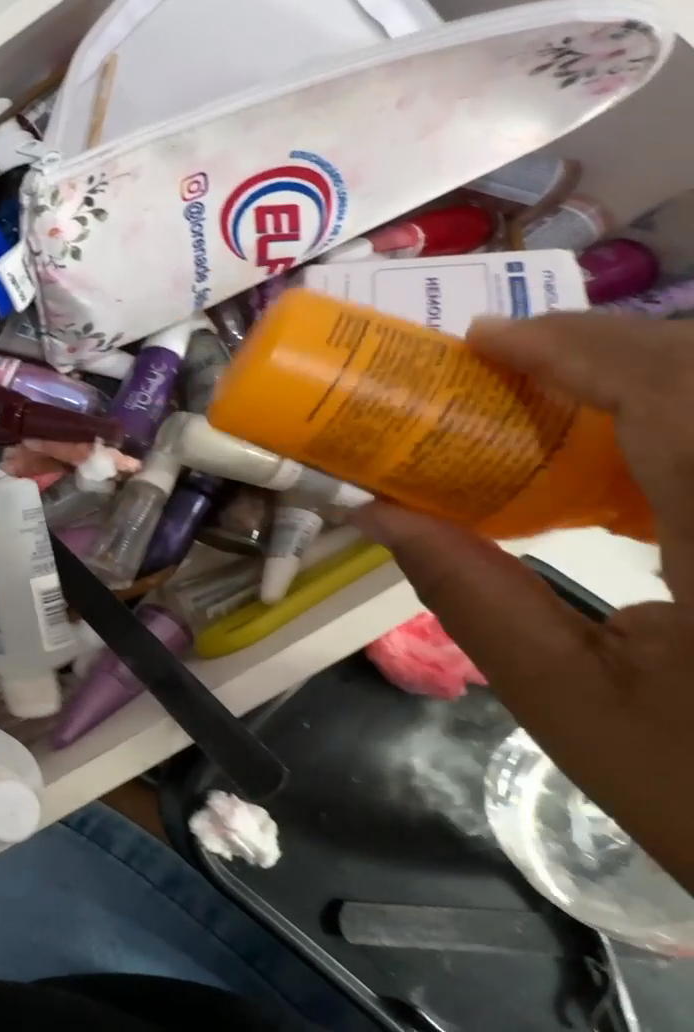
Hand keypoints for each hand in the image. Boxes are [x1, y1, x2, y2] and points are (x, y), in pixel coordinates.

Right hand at [352, 313, 693, 887]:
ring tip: (553, 404)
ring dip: (645, 384)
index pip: (673, 398)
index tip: (483, 339)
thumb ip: (469, 592)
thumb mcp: (562, 698)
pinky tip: (629, 462)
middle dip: (610, 351)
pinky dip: (675, 427)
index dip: (575, 348)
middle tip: (507, 369)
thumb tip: (375, 511)